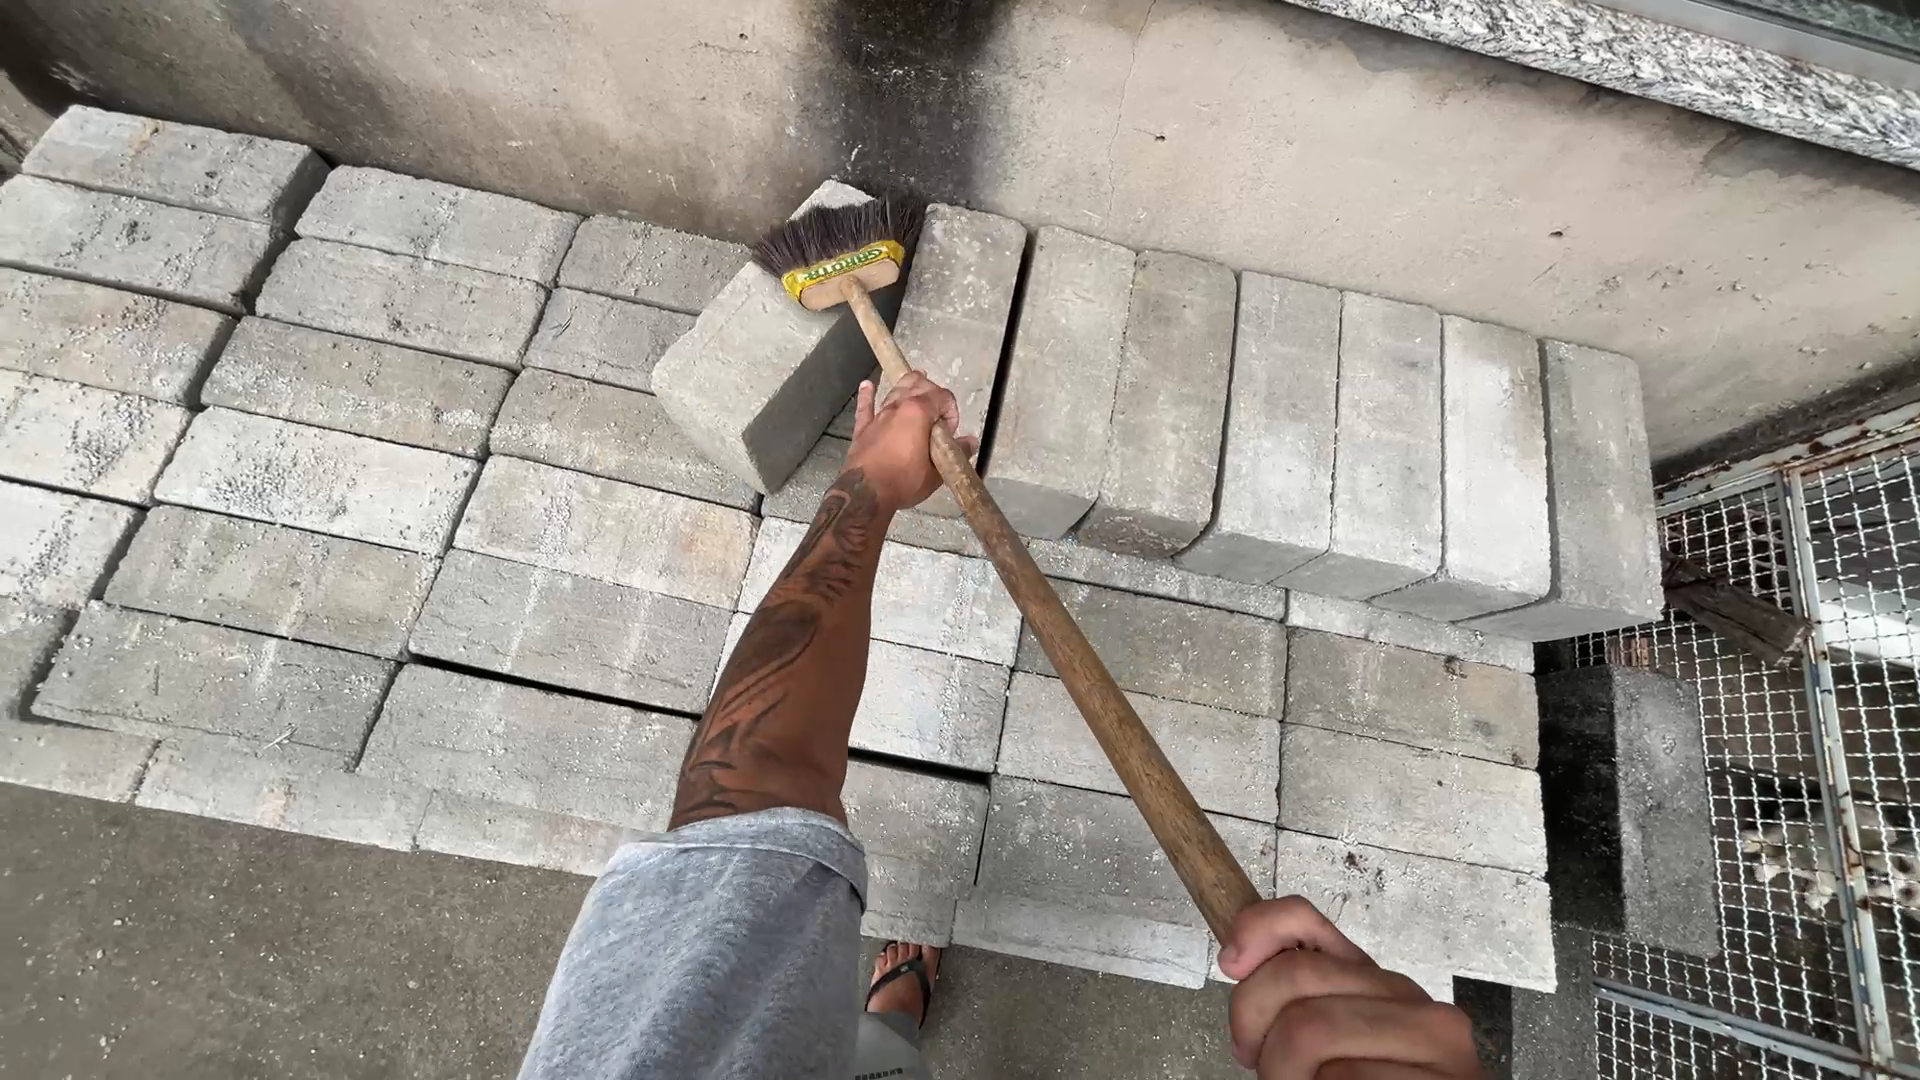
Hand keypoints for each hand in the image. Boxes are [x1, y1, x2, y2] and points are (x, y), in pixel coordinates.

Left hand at [841, 371, 976, 511]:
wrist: (866, 492)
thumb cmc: (904, 481)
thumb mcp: (937, 471)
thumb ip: (956, 452)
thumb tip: (971, 442)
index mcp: (918, 412)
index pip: (943, 396)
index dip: (951, 412)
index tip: (949, 433)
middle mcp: (898, 406)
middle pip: (918, 385)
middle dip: (932, 391)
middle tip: (938, 409)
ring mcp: (879, 415)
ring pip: (895, 390)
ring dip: (907, 384)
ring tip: (917, 379)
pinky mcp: (863, 428)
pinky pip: (865, 407)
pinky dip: (867, 395)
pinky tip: (867, 385)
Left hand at [1218, 897, 1485, 1078]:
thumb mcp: (1321, 1042)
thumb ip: (1293, 994)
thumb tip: (1235, 959)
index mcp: (1381, 983)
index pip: (1304, 917)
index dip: (1257, 928)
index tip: (1229, 961)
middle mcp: (1417, 1002)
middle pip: (1296, 974)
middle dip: (1254, 1018)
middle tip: (1257, 1060)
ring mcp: (1438, 1044)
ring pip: (1310, 1030)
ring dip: (1281, 1068)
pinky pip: (1342, 1077)